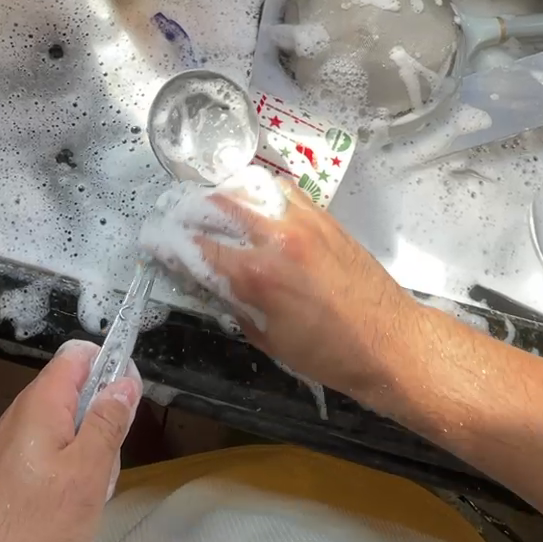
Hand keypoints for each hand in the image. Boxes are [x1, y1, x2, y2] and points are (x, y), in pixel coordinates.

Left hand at [0, 339, 140, 541]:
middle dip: (100, 422)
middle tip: (104, 462)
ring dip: (86, 457)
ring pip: (66, 431)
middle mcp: (22, 415)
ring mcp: (12, 445)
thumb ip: (108, 424)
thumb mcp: (86, 474)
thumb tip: (124, 383)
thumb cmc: (29, 527)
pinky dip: (66, 477)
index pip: (79, 354)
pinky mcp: (8, 474)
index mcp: (40, 402)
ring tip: (86, 496)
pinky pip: (49, 458)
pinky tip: (66, 510)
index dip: (109, 364)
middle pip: (76, 394)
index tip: (128, 394)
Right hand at [171, 179, 426, 402]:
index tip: (153, 240)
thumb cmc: (328, 355)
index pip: (196, 248)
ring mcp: (300, 219)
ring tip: (208, 205)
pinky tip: (251, 201)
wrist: (390, 342)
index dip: (167, 243)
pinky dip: (258, 191)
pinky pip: (279, 189)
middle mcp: (274, 237)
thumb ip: (231, 302)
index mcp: (256, 275)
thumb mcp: (266, 339)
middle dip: (187, 211)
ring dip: (220, 194)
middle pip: (215, 205)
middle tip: (175, 218)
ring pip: (247, 187)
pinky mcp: (320, 214)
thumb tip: (206, 279)